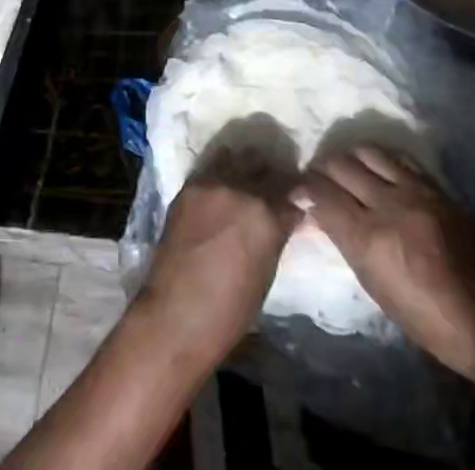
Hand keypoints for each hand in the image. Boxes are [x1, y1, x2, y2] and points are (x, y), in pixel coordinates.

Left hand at [139, 146, 300, 361]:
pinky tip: (225, 183)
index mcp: (268, 215)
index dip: (298, 195)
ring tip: (249, 181)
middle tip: (276, 190)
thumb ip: (278, 231)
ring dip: (248, 168)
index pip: (294, 190)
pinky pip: (213, 167)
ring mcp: (213, 185)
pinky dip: (223, 170)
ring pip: (240, 159)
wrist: (175, 315)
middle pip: (268, 168)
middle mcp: (242, 190)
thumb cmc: (230, 308)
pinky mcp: (189, 187)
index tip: (299, 199)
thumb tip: (287, 213)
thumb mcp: (268, 269)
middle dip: (275, 178)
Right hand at [298, 146, 474, 383]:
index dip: (303, 187)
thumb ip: (344, 238)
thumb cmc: (419, 315)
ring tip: (346, 168)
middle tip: (317, 177)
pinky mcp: (437, 188)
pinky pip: (400, 158)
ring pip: (368, 152)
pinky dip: (381, 159)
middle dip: (321, 168)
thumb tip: (319, 210)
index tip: (296, 189)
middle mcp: (389, 205)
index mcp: (367, 238)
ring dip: (350, 157)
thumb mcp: (370, 282)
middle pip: (340, 165)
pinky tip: (377, 168)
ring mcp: (416, 192)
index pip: (321, 194)